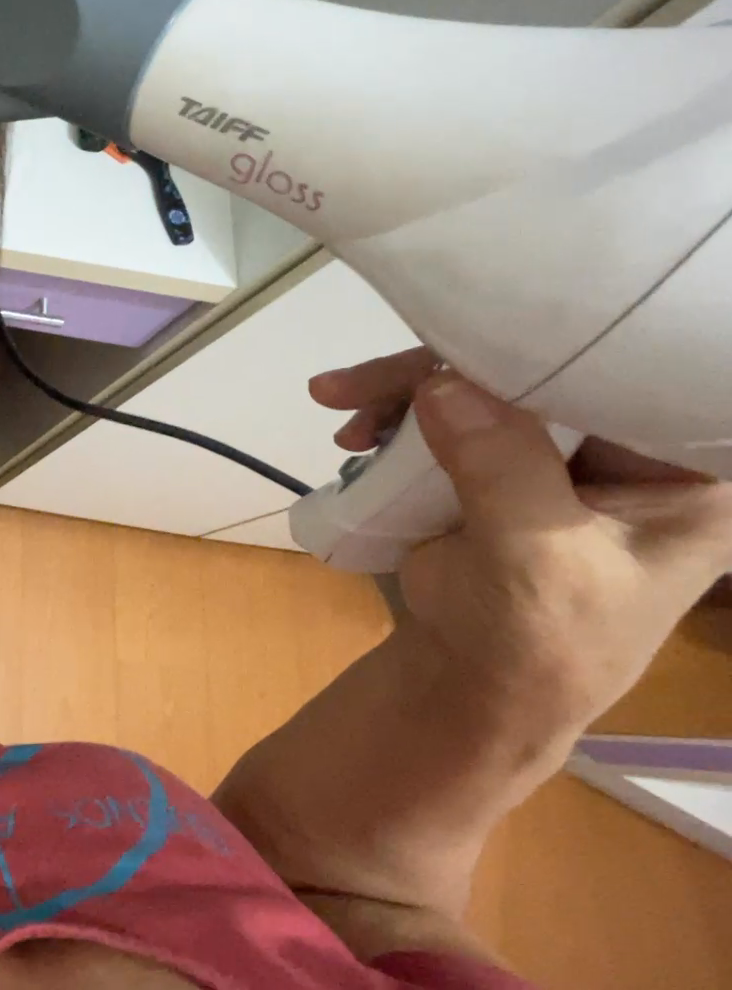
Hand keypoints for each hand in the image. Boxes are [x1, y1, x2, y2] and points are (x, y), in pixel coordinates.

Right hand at [311, 349, 731, 720]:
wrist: (476, 679)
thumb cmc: (538, 636)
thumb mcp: (533, 557)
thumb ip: (501, 470)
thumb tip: (439, 385)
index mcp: (682, 464)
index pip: (619, 376)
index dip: (543, 349)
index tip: (454, 340)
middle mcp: (623, 445)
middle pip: (530, 373)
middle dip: (433, 374)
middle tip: (344, 389)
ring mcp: (552, 452)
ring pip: (475, 388)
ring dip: (399, 394)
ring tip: (338, 413)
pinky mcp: (493, 463)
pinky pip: (442, 416)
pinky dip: (392, 418)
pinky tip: (357, 436)